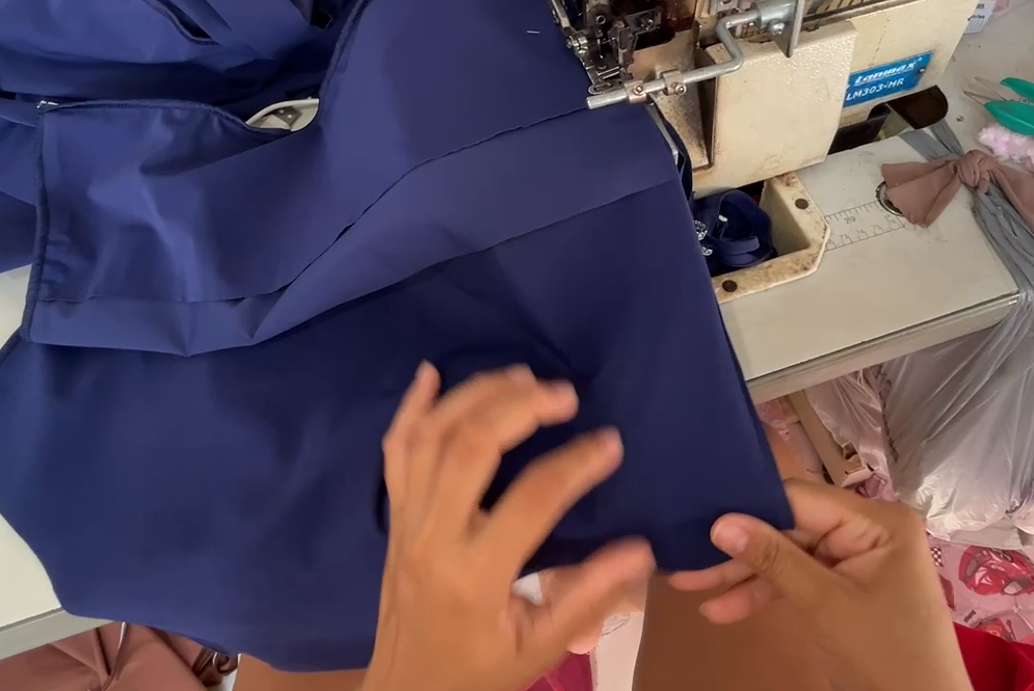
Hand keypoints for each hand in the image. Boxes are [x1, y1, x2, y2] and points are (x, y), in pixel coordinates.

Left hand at [363, 363, 655, 690]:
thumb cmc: (478, 671)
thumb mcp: (539, 649)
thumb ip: (588, 597)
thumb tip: (641, 547)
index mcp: (474, 575)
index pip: (530, 499)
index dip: (575, 463)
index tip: (610, 442)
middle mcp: (432, 535)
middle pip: (470, 445)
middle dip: (519, 406)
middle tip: (564, 392)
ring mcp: (405, 518)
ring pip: (432, 434)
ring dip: (477, 394)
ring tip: (522, 375)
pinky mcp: (392, 511)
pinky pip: (395, 448)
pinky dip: (410, 406)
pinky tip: (430, 372)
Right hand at [669, 480, 968, 690]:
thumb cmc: (888, 661)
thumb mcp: (826, 607)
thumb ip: (773, 558)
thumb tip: (718, 522)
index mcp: (876, 520)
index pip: (799, 499)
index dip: (749, 508)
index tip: (699, 517)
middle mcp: (865, 528)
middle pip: (787, 527)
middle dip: (739, 550)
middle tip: (685, 558)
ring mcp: (853, 558)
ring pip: (784, 554)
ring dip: (741, 575)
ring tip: (689, 585)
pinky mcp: (842, 586)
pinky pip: (795, 580)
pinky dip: (762, 595)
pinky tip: (721, 609)